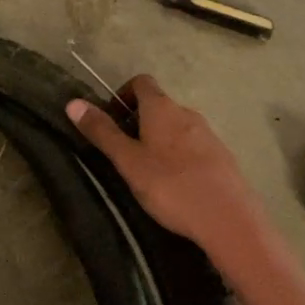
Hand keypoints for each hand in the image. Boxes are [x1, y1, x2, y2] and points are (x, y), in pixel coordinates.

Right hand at [68, 76, 304, 304]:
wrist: (232, 223)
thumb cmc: (172, 186)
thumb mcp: (128, 161)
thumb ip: (102, 132)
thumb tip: (72, 102)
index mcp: (162, 108)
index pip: (141, 81)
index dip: (124, 94)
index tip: (113, 118)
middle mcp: (188, 114)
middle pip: (160, 106)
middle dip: (141, 121)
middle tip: (127, 150)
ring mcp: (211, 137)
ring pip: (179, 128)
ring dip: (163, 141)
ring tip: (151, 172)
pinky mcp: (226, 162)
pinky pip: (197, 149)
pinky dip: (183, 158)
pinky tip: (179, 187)